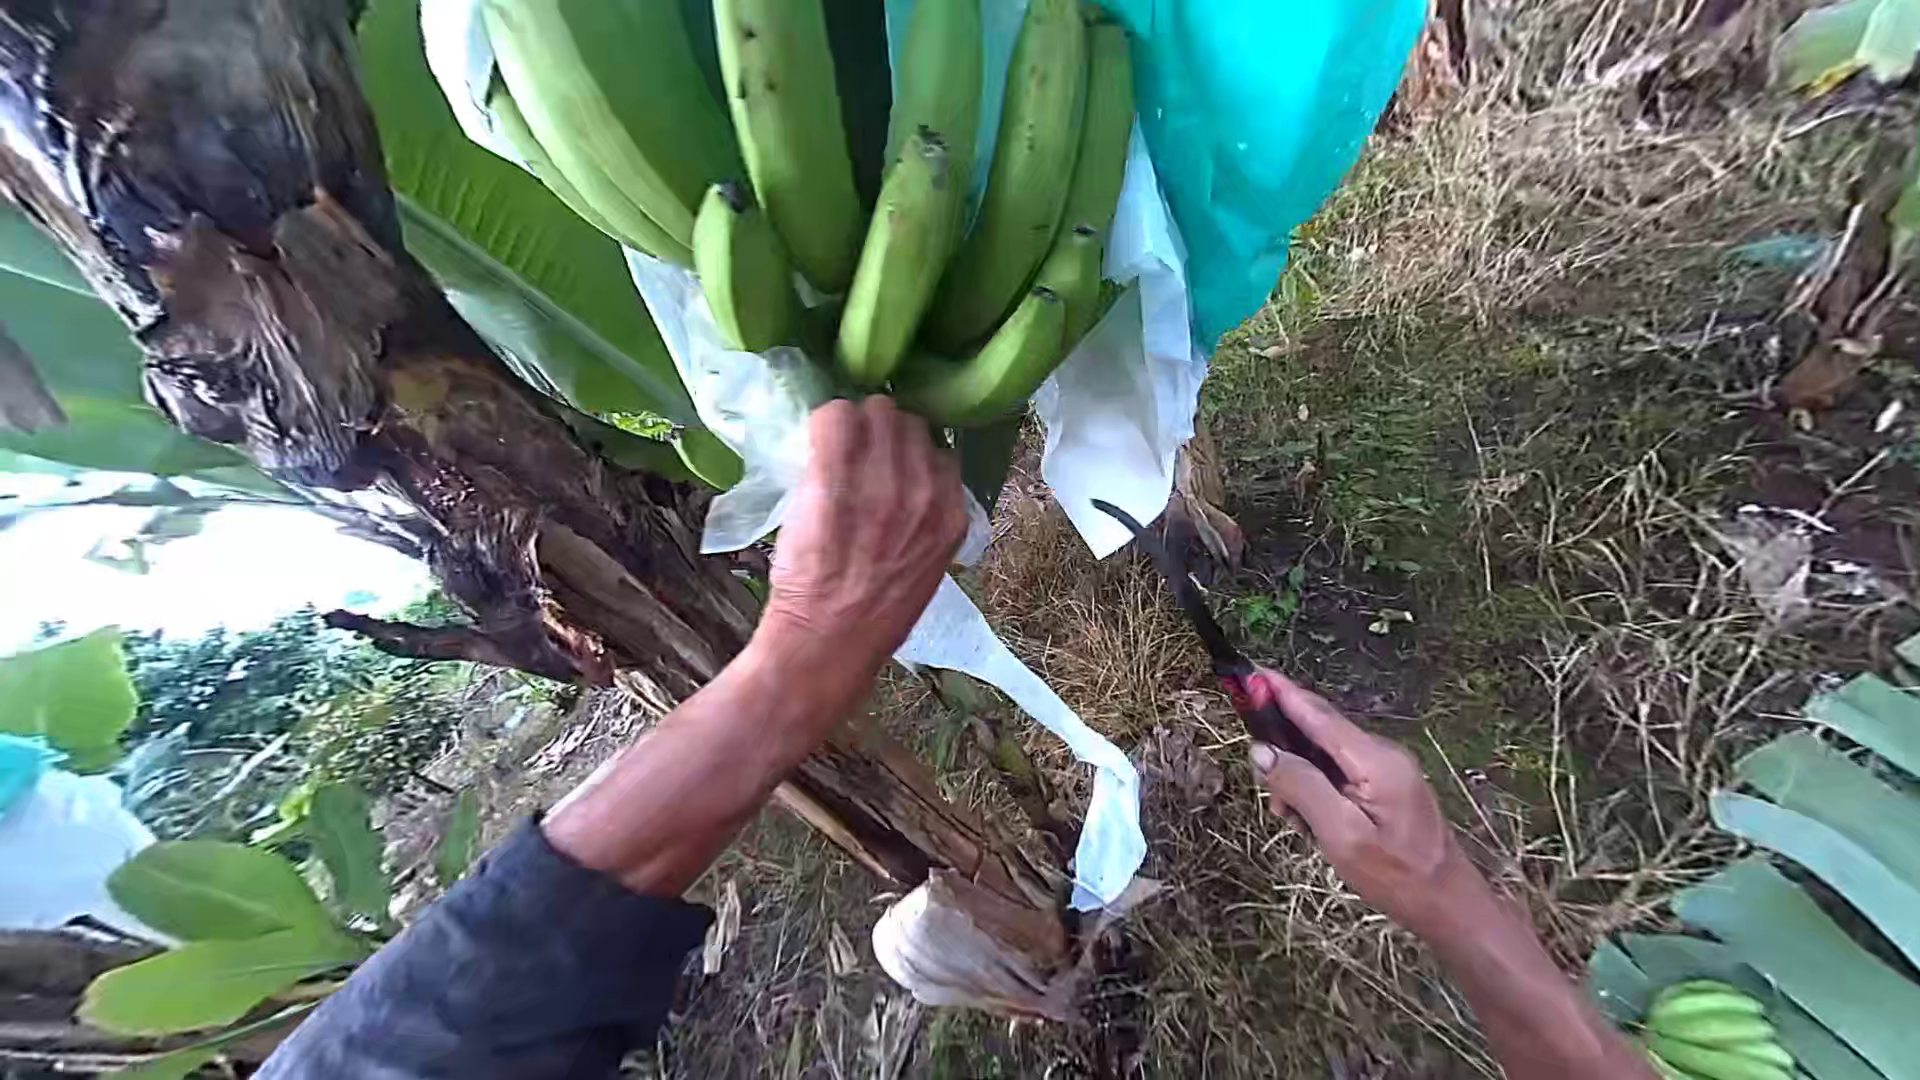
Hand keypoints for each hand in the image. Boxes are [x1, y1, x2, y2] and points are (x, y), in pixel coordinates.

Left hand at [758, 396, 966, 673]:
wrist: (830, 639)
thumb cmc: (877, 613)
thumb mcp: (926, 564)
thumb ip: (927, 518)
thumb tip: (907, 484)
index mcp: (951, 513)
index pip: (940, 449)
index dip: (911, 453)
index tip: (890, 464)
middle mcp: (924, 490)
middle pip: (910, 422)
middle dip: (885, 432)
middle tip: (859, 452)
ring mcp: (880, 482)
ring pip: (875, 410)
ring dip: (856, 424)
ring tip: (835, 448)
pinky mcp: (833, 478)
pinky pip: (833, 418)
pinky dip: (823, 424)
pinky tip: (814, 442)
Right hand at [1246, 669, 1488, 936]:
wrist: (1455, 913)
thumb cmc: (1399, 877)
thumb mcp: (1341, 835)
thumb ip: (1300, 785)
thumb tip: (1260, 749)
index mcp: (1374, 759)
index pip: (1315, 712)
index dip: (1279, 690)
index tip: (1248, 671)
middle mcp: (1380, 752)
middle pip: (1314, 729)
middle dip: (1281, 746)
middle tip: (1265, 784)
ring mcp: (1384, 766)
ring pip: (1320, 751)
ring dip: (1295, 775)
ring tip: (1291, 815)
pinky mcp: (1383, 781)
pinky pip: (1334, 768)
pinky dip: (1312, 785)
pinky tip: (1309, 818)